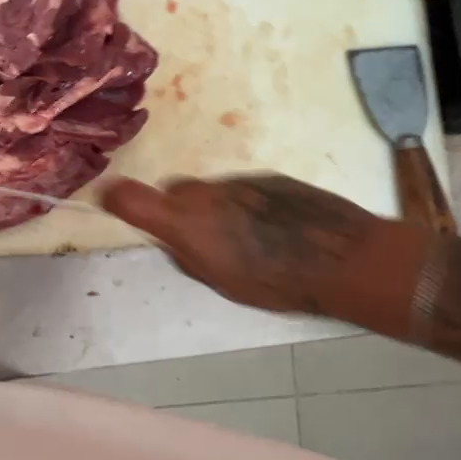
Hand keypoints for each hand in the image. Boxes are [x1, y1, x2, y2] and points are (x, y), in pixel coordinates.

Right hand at [101, 174, 392, 316]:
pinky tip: (275, 230)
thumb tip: (179, 242)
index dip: (115, 198)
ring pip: (210, 192)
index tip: (113, 203)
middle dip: (177, 210)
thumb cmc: (277, 282)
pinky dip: (247, 206)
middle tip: (199, 237)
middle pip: (173, 192)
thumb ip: (188, 255)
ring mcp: (237, 181)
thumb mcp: (219, 282)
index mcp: (182, 221)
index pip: (127, 196)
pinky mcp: (270, 177)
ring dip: (216, 209)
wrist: (346, 259)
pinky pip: (243, 190)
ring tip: (248, 239)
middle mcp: (203, 193)